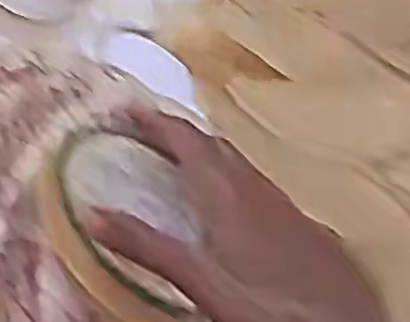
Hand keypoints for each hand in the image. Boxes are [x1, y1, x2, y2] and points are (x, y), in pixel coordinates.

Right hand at [88, 106, 383, 321]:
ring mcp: (295, 214)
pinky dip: (242, 185)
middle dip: (180, 133)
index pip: (185, 137)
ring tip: (188, 163)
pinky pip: (269, 194)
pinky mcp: (320, 240)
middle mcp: (259, 191)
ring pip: (244, 167)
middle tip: (149, 133)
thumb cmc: (270, 310)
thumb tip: (89, 213)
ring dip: (212, 156)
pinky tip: (243, 210)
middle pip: (214, 145)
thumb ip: (146, 246)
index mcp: (226, 191)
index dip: (155, 118)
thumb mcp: (201, 283)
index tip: (126, 107)